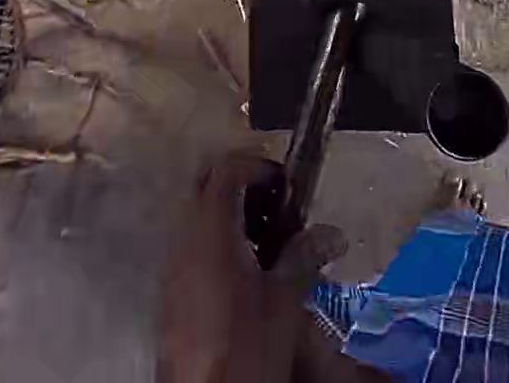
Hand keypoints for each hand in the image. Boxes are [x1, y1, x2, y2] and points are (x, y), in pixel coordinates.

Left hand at [158, 153, 344, 382]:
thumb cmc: (245, 342)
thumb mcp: (283, 300)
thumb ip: (304, 257)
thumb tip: (332, 234)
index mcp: (211, 227)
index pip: (227, 170)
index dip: (256, 166)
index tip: (285, 182)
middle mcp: (187, 234)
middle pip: (208, 184)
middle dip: (243, 184)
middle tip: (278, 203)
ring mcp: (176, 259)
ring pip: (201, 214)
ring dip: (234, 214)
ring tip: (271, 238)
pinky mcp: (175, 285)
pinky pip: (196, 242)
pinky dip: (222, 238)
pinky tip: (249, 267)